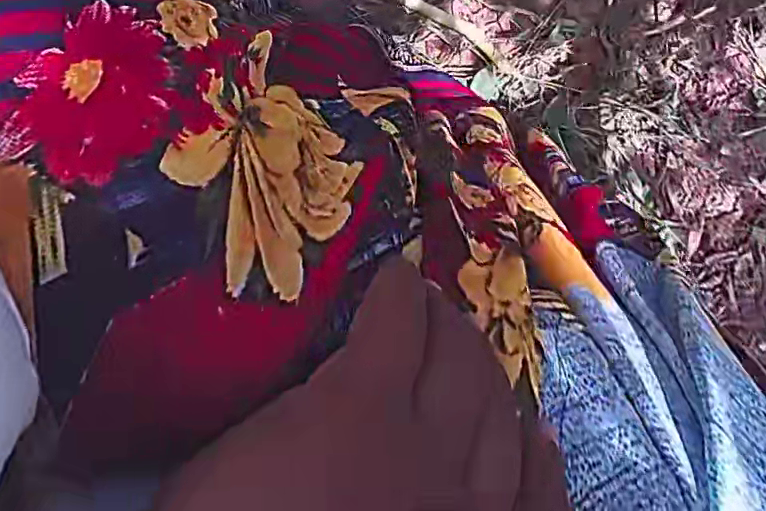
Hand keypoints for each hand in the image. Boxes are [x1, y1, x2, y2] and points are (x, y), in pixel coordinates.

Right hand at [155, 258, 569, 510]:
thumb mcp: (224, 460)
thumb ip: (281, 403)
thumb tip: (318, 371)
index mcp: (359, 409)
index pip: (397, 316)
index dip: (397, 287)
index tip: (393, 276)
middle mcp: (428, 450)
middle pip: (459, 358)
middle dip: (446, 320)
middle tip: (432, 307)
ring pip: (502, 418)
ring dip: (491, 376)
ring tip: (476, 355)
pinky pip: (535, 505)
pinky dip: (541, 464)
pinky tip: (540, 436)